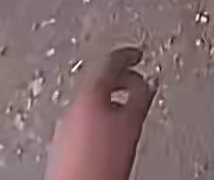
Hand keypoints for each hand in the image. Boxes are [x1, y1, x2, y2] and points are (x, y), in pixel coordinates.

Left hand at [44, 47, 157, 179]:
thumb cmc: (101, 160)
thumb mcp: (132, 121)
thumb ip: (143, 94)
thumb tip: (151, 80)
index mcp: (91, 91)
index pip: (111, 61)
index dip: (128, 55)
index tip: (139, 54)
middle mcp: (75, 103)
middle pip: (100, 81)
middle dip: (121, 81)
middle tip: (137, 83)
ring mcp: (66, 124)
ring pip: (92, 102)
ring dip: (111, 101)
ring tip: (126, 112)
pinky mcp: (62, 144)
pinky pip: (83, 121)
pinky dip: (98, 119)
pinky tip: (109, 133)